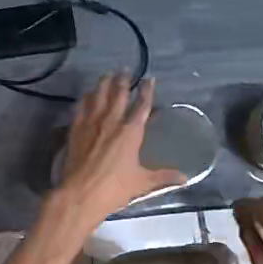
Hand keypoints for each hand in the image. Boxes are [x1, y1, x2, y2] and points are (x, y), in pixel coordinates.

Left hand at [53, 73, 186, 223]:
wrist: (80, 194)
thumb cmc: (115, 189)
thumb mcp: (142, 183)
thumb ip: (164, 176)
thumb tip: (186, 178)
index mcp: (131, 132)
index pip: (142, 105)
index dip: (147, 91)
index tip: (150, 79)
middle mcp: (112, 121)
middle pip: (118, 94)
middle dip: (123, 80)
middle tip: (125, 69)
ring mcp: (92, 124)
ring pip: (98, 96)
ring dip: (104, 83)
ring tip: (107, 74)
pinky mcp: (76, 130)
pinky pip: (81, 108)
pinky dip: (85, 99)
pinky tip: (86, 94)